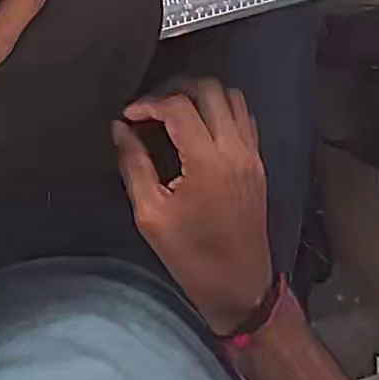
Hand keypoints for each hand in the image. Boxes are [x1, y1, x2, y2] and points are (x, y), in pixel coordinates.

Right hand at [114, 77, 272, 334]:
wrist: (241, 290)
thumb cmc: (191, 257)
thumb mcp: (150, 214)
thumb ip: (133, 164)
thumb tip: (120, 129)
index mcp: (207, 162)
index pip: (178, 106)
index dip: (148, 103)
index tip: (129, 116)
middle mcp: (235, 150)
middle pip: (209, 89)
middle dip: (176, 89)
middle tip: (152, 107)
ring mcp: (252, 154)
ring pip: (231, 96)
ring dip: (201, 95)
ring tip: (175, 111)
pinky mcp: (259, 163)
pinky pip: (244, 117)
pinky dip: (221, 109)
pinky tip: (200, 126)